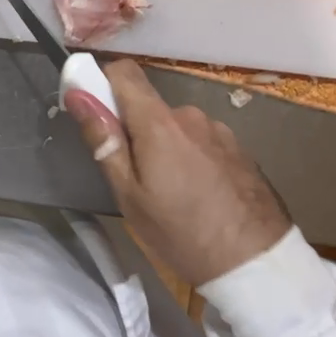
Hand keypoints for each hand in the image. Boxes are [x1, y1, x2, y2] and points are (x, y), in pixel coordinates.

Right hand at [64, 59, 290, 284]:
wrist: (258, 265)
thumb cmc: (182, 233)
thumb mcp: (129, 195)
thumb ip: (104, 141)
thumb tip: (77, 95)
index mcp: (159, 121)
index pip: (123, 71)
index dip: (102, 82)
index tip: (95, 111)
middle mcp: (190, 115)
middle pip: (149, 105)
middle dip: (136, 129)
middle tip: (135, 176)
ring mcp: (220, 130)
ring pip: (177, 126)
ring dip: (167, 145)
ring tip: (173, 192)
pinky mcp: (240, 149)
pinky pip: (202, 141)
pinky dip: (193, 157)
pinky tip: (201, 194)